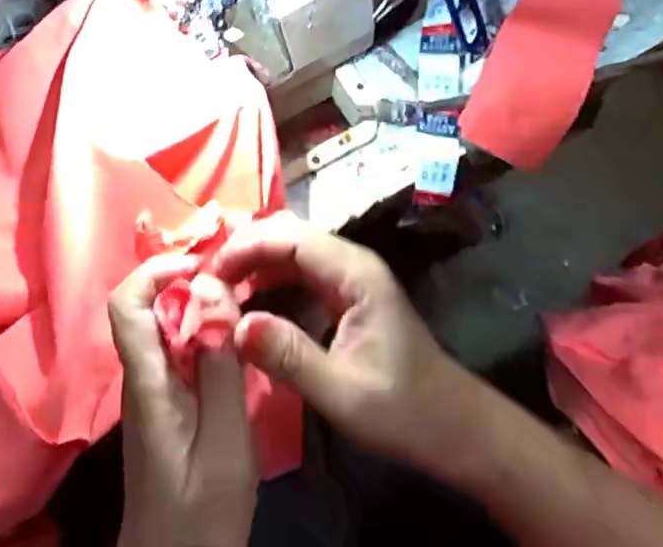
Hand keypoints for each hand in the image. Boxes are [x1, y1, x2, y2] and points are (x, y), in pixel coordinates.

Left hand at [109, 254, 257, 546]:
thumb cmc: (201, 514)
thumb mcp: (224, 442)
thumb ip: (220, 367)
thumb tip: (213, 290)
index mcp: (146, 381)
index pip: (126, 304)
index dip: (157, 270)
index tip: (202, 264)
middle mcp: (141, 375)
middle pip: (146, 306)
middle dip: (186, 279)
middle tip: (235, 275)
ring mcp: (151, 390)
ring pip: (163, 326)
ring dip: (198, 303)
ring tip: (240, 298)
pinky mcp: (166, 403)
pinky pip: (177, 349)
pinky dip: (203, 331)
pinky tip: (234, 340)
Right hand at [206, 213, 475, 476]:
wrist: (455, 427)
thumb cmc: (403, 410)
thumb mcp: (342, 393)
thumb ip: (289, 357)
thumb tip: (235, 325)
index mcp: (355, 273)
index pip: (291, 239)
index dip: (248, 247)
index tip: (210, 271)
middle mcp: (352, 263)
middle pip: (290, 235)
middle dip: (247, 249)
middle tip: (207, 278)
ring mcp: (350, 277)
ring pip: (293, 251)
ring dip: (256, 263)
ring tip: (219, 288)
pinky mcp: (346, 294)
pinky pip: (300, 272)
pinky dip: (270, 278)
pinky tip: (249, 300)